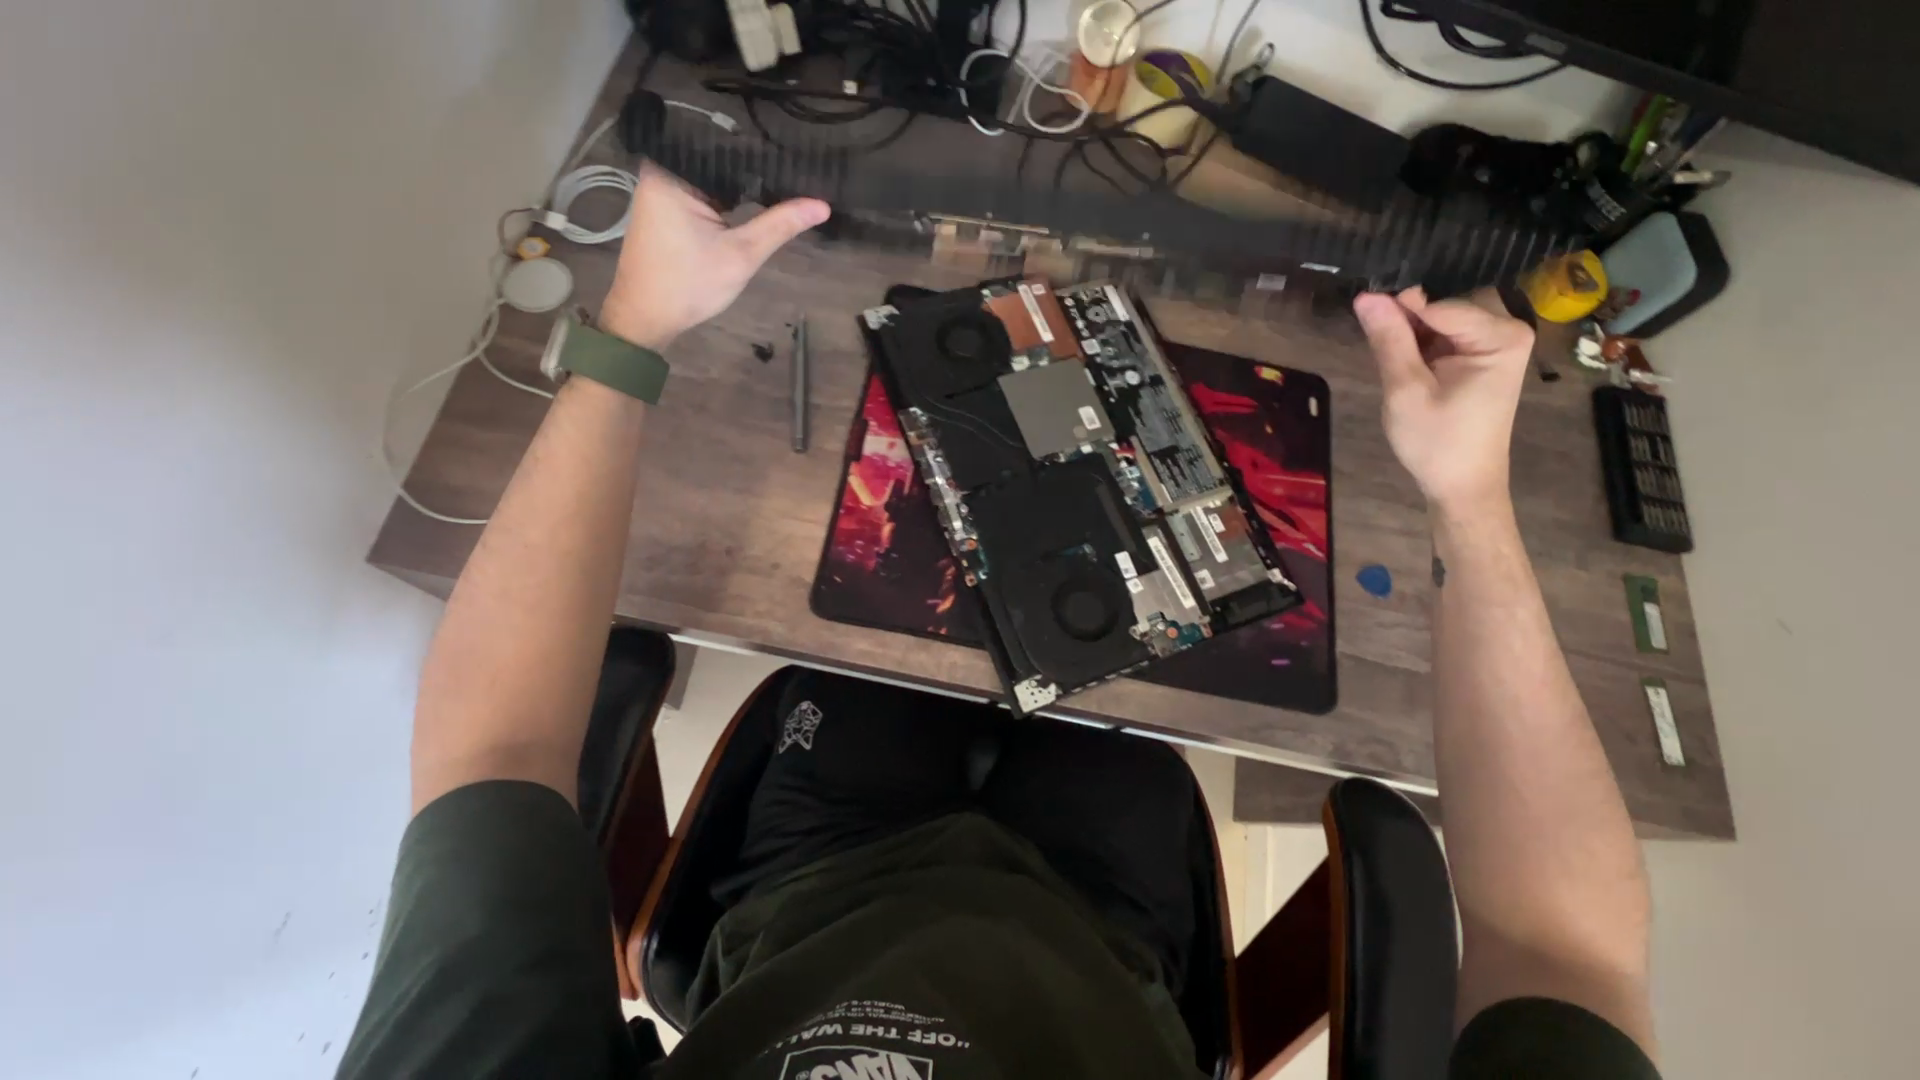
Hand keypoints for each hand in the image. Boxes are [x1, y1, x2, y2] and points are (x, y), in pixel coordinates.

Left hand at [598, 164, 830, 349]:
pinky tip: (752, 198)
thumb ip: (780, 225)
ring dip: (739, 183)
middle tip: (795, 163)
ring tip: (782, 175)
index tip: (792, 149)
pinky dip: (724, 197)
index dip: (758, 147)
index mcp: (671, 171)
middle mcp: (661, 171)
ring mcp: (660, 189)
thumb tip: (823, 205)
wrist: (646, 319)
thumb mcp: (741, 254)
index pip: (722, 144)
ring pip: (710, 176)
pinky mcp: (665, 208)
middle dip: (751, 166)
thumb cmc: (689, 284)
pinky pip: (701, 192)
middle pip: (716, 159)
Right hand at [1353, 287, 1534, 513]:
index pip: (1438, 305)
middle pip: (1444, 306)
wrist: (1462, 485)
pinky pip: (1447, 336)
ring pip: (1442, 319)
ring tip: (1391, 359)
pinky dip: (1422, 346)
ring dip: (1412, 334)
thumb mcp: (1405, 390)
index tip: (1363, 309)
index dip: (1399, 309)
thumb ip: (1389, 339)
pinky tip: (1406, 365)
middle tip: (1378, 345)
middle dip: (1408, 320)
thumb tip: (1365, 296)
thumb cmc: (1436, 442)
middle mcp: (1508, 330)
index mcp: (1500, 336)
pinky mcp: (1484, 357)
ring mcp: (1498, 343)